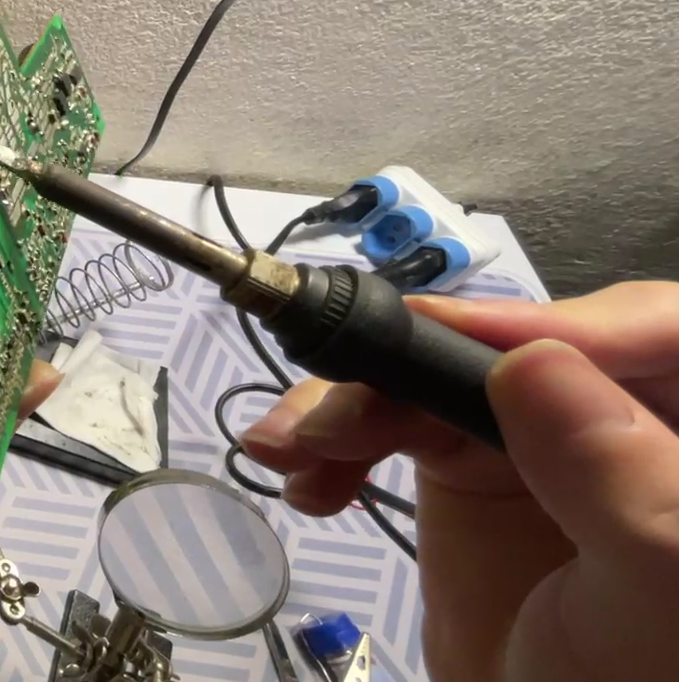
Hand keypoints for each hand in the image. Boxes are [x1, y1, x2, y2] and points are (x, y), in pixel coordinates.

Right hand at [240, 282, 678, 681]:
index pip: (662, 333)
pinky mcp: (461, 464)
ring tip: (286, 452)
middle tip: (333, 413)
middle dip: (397, 368)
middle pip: (500, 348)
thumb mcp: (662, 607)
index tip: (457, 339)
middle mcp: (617, 426)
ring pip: (419, 376)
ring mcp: (533, 442)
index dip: (563, 320)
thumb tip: (536, 362)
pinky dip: (326, 440)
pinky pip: (381, 418)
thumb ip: (630, 491)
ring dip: (336, 405)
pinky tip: (303, 481)